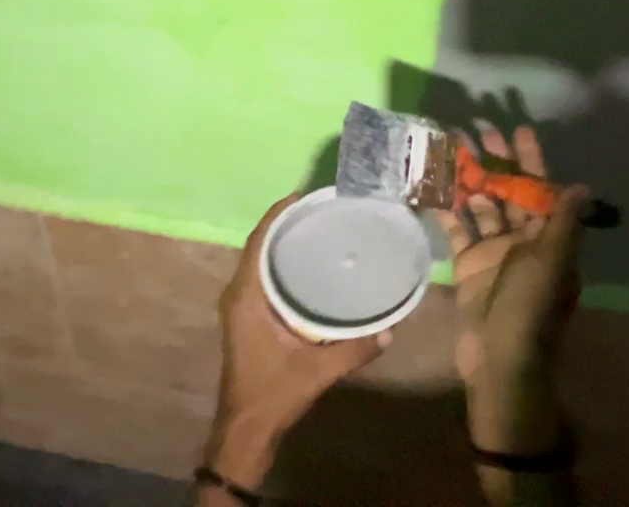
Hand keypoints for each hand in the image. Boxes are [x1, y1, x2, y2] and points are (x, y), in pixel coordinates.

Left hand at [203, 193, 391, 488]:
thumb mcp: (316, 371)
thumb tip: (389, 330)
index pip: (258, 240)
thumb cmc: (272, 394)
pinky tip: (310, 266)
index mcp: (246, 295)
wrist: (245, 431)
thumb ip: (353, 350)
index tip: (304, 196)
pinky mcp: (248, 316)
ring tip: (319, 228)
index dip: (278, 214)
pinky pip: (263, 277)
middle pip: (260, 245)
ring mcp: (241, 305)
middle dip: (286, 224)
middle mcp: (239, 293)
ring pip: (260, 261)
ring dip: (283, 243)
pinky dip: (282, 264)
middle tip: (321, 210)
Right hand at [438, 122, 588, 454]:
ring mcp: (493, 252)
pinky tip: (432, 184)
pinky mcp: (468, 263)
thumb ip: (562, 223)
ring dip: (469, 178)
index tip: (519, 130)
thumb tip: (579, 185)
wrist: (499, 360)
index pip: (541, 190)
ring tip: (451, 147)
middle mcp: (523, 240)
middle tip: (477, 128)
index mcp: (548, 239)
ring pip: (481, 205)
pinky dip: (446, 208)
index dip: (531, 160)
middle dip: (496, 161)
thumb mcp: (552, 263)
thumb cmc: (530, 308)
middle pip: (509, 192)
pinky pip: (457, 228)